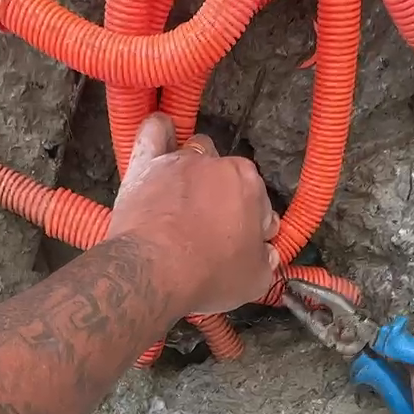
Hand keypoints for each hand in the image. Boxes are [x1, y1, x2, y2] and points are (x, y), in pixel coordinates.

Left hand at [108, 114, 280, 314]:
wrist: (154, 271)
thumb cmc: (209, 275)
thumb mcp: (254, 280)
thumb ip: (266, 262)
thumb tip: (266, 254)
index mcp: (250, 186)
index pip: (261, 204)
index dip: (255, 228)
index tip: (245, 247)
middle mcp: (218, 165)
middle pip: (229, 178)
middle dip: (226, 199)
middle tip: (215, 231)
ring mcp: (180, 161)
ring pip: (196, 152)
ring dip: (197, 170)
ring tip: (189, 198)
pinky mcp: (146, 165)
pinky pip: (155, 133)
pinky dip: (160, 133)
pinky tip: (163, 139)